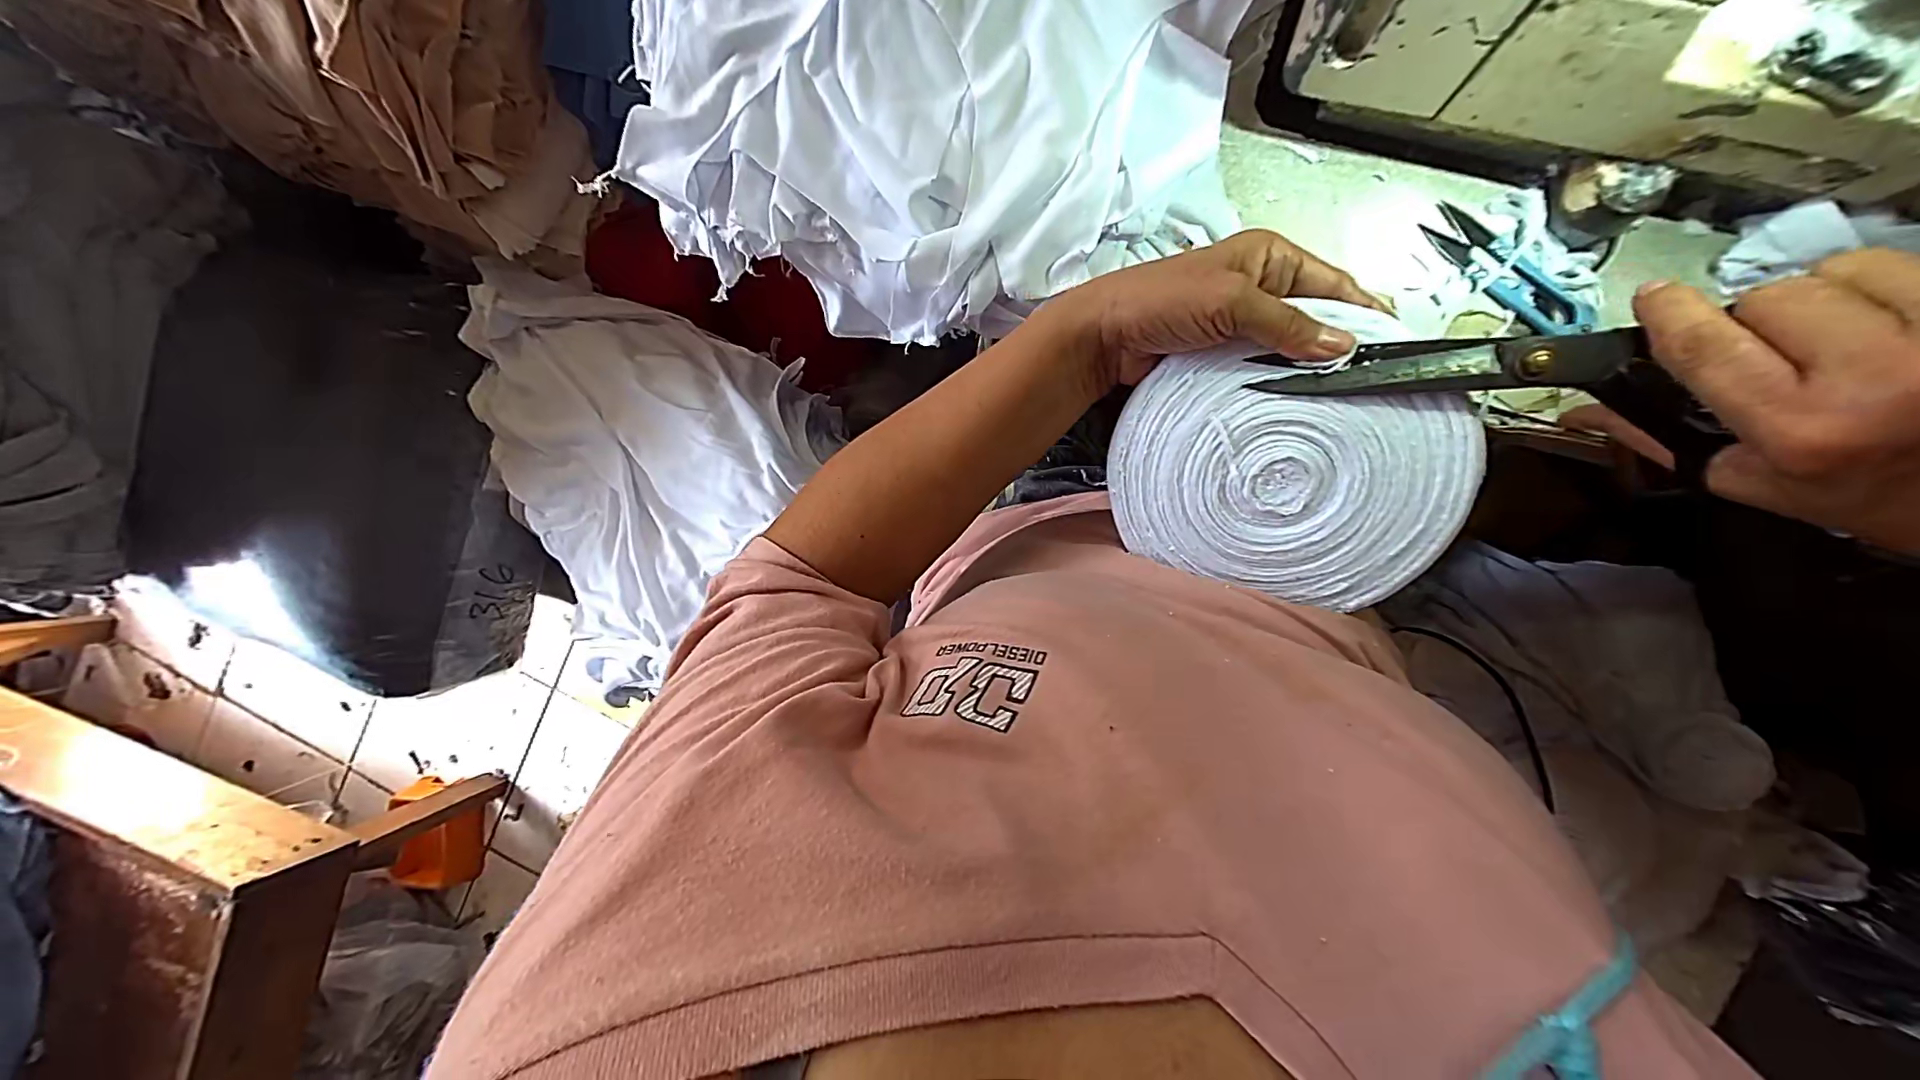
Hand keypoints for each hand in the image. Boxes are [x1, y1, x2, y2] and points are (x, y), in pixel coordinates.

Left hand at [1032, 229, 1385, 393]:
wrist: (1103, 337)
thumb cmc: (1157, 300)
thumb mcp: (1231, 302)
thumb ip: (1287, 324)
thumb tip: (1340, 344)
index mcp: (1267, 257)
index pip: (1332, 282)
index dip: (1362, 310)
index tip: (1390, 341)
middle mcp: (1255, 287)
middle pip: (1311, 317)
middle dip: (1333, 344)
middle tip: (1363, 377)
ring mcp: (1234, 324)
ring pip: (1283, 347)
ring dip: (1300, 368)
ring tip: (1332, 393)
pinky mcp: (1215, 354)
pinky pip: (1254, 368)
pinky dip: (1269, 382)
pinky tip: (1285, 399)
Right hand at [1633, 248, 1919, 552]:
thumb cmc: (1872, 498)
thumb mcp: (1759, 482)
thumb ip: (1667, 442)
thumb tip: (1586, 413)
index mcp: (1800, 430)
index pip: (1708, 349)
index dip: (1671, 315)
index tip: (1653, 296)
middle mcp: (1877, 378)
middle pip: (1772, 298)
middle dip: (1758, 315)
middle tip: (1774, 348)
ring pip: (1844, 270)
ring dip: (1827, 293)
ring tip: (1841, 333)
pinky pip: (1907, 265)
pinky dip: (1886, 285)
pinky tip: (1891, 324)